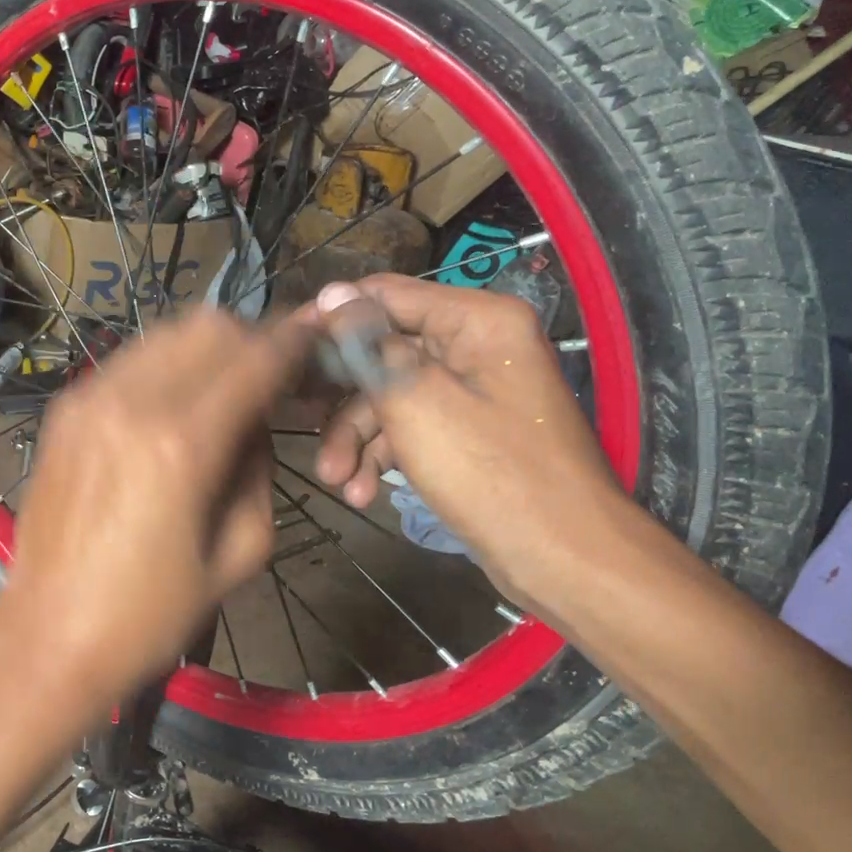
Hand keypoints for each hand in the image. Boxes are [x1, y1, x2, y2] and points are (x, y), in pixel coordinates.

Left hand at [0, 307, 316, 701]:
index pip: (255, 360)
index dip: (294, 343)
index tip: (317, 341)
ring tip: (223, 387)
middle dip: (251, 340)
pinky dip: (163, 366)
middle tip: (270, 375)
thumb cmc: (151, 613)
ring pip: (165, 333)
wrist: (49, 632)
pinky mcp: (64, 409)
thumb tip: (258, 419)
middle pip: (208, 327)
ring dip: (206, 348)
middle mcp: (132, 403)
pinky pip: (128, 361)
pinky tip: (172, 406)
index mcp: (181, 445)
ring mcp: (89, 399)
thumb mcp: (240, 552)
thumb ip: (260, 469)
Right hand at [312, 274, 634, 606]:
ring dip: (358, 437)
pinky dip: (385, 455)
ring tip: (337, 481)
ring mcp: (474, 391)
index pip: (384, 295)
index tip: (286, 351)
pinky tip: (364, 492)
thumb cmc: (489, 472)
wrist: (565, 560)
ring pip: (391, 395)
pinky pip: (412, 426)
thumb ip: (368, 343)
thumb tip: (331, 290)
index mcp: (477, 320)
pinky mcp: (469, 432)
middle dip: (342, 398)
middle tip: (303, 425)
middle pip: (382, 351)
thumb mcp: (415, 402)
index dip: (331, 319)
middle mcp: (476, 345)